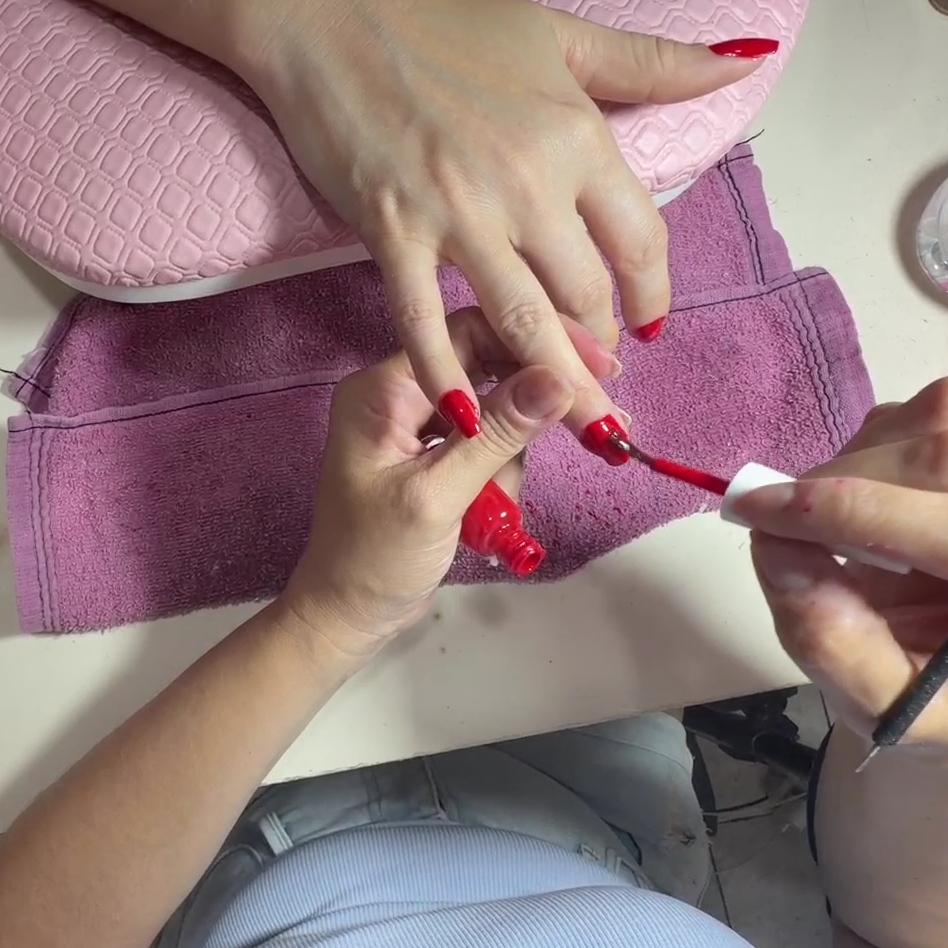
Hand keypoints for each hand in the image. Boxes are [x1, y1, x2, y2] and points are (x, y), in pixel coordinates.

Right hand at [236, 0, 770, 449]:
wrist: (331, 25)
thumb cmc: (439, 27)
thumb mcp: (558, 34)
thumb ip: (651, 63)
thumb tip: (740, 66)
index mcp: (574, 136)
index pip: (637, 241)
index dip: (649, 298)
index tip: (645, 332)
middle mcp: (525, 183)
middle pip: (583, 296)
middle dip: (599, 353)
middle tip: (598, 389)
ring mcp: (455, 215)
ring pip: (519, 320)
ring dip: (552, 385)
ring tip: (576, 428)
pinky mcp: (393, 235)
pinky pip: (422, 319)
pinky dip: (442, 372)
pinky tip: (462, 416)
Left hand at [282, 310, 571, 659]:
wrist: (348, 611)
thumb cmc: (374, 559)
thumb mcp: (435, 497)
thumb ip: (496, 437)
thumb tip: (559, 377)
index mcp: (381, 390)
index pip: (467, 336)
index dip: (534, 344)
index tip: (598, 366)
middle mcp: (398, 395)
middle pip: (488, 369)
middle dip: (532, 408)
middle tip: (598, 427)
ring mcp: (416, 427)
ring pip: (496, 413)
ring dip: (509, 460)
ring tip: (495, 507)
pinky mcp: (433, 456)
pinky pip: (487, 445)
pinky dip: (499, 476)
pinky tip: (490, 513)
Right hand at [728, 377, 947, 756]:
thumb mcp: (886, 705)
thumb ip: (828, 640)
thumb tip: (776, 541)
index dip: (862, 516)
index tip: (762, 514)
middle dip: (844, 484)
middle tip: (779, 517)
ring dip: (861, 458)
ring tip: (841, 511)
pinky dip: (886, 435)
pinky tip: (883, 484)